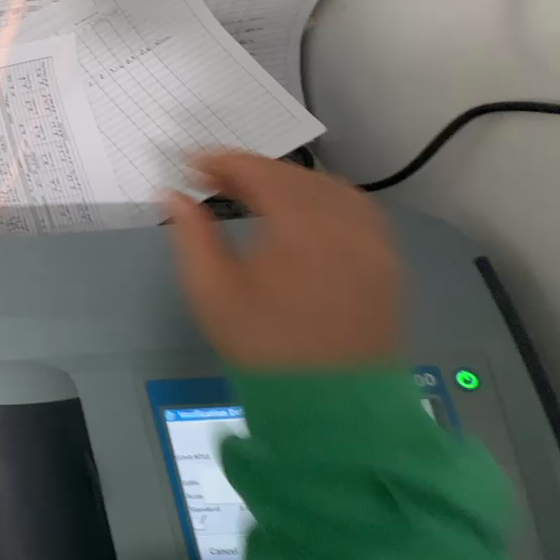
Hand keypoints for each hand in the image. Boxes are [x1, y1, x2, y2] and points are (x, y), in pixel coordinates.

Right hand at [165, 150, 399, 367]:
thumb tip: (174, 195)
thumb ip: (190, 233)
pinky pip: (358, 211)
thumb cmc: (260, 339)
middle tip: (211, 176)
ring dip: (289, 180)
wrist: (329, 398)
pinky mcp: (385, 263)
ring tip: (253, 190)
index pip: (262, 174)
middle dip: (251, 169)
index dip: (222, 162)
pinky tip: (301, 209)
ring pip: (332, 189)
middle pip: (297, 177)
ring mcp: (373, 246)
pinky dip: (324, 197)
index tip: (188, 164)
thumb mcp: (208, 287)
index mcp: (301, 231)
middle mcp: (345, 229)